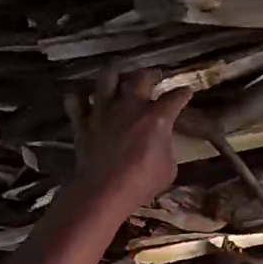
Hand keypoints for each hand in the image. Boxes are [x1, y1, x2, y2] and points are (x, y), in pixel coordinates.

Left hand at [68, 68, 192, 217]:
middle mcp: (130, 106)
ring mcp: (104, 111)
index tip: (186, 92)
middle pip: (141, 78)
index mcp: (156, 117)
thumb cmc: (142, 182)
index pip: (175, 98)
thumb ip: (165, 148)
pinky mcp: (83, 122)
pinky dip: (78, 97)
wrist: (104, 191)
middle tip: (155, 75)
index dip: (183, 94)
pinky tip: (82, 98)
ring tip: (120, 73)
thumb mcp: (168, 168)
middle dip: (151, 74)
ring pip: (107, 77)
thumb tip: (161, 144)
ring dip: (116, 72)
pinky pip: (75, 101)